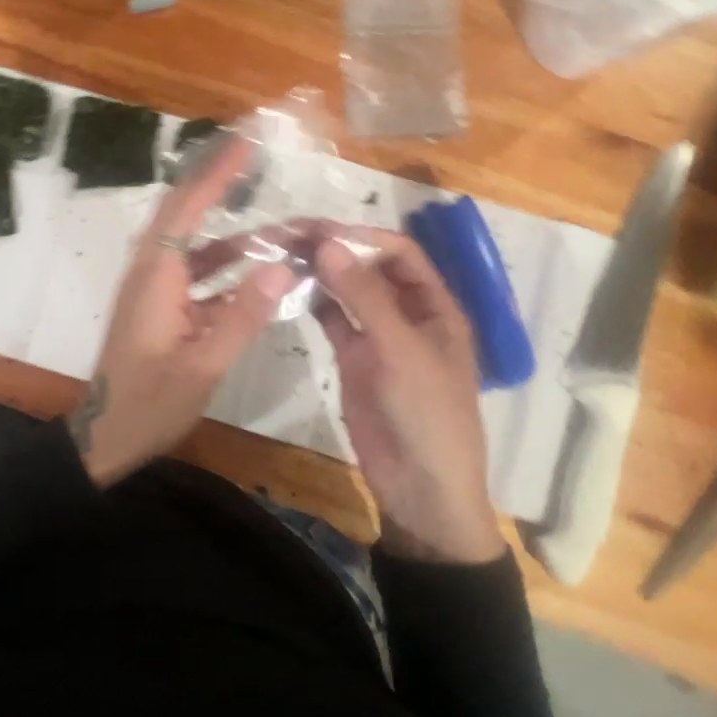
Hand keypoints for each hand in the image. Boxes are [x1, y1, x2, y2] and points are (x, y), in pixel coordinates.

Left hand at [70, 136, 295, 487]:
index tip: (245, 141)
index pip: (185, 210)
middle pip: (184, 216)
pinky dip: (226, 267)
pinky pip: (196, 277)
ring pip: (194, 248)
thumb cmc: (149, 404)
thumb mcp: (201, 366)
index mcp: (155, 279)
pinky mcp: (161, 311)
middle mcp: (151, 275)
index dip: (215, 174)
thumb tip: (283, 265)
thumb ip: (242, 317)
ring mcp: (154, 293)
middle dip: (218, 183)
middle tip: (255, 153)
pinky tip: (260, 270)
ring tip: (277, 216)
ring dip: (231, 231)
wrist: (106, 437)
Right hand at [311, 227, 506, 563]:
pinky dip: (314, 302)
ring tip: (281, 254)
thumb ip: (364, 296)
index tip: (320, 230)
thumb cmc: (428, 413)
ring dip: (321, 273)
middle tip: (289, 234)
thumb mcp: (401, 350)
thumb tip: (326, 243)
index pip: (401, 254)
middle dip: (336, 249)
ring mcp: (378, 337)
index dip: (364, 237)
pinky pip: (334, 320)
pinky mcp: (354, 359)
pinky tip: (288, 289)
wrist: (420, 487)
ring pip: (348, 292)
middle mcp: (407, 314)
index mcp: (436, 307)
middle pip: (371, 268)